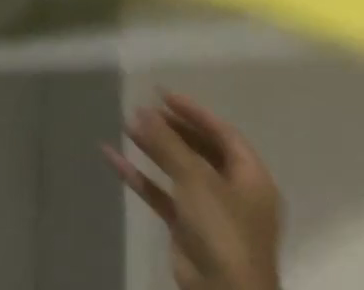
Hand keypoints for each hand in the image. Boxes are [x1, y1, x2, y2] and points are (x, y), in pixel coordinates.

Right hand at [106, 92, 281, 289]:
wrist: (222, 286)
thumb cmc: (221, 228)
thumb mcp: (195, 179)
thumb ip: (169, 144)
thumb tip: (144, 109)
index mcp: (251, 179)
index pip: (226, 136)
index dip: (196, 112)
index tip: (162, 93)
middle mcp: (235, 191)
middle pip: (203, 151)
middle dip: (173, 129)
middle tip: (142, 109)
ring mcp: (211, 209)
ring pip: (181, 170)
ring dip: (155, 148)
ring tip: (126, 126)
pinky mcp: (188, 225)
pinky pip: (161, 191)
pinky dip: (140, 175)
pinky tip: (112, 157)